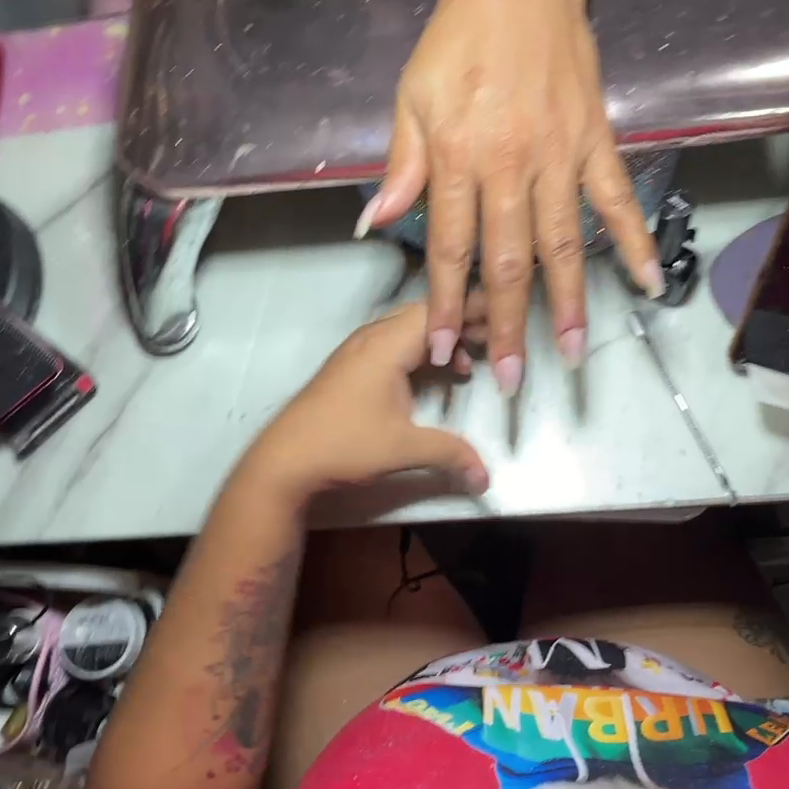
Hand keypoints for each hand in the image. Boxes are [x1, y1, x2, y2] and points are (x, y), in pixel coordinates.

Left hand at [241, 304, 489, 499]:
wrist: (283, 461)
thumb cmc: (343, 444)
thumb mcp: (403, 449)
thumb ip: (450, 454)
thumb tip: (487, 476)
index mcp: (386, 344)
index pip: (438, 312)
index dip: (474, 312)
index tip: (505, 320)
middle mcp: (371, 337)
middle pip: (425, 316)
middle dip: (462, 325)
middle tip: (496, 340)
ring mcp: (358, 351)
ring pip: (408, 331)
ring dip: (440, 341)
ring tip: (470, 362)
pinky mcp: (351, 367)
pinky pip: (395, 345)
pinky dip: (421, 353)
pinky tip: (435, 375)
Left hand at [361, 0, 661, 393]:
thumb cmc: (457, 39)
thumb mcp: (411, 96)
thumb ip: (399, 166)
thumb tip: (374, 225)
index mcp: (457, 158)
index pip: (451, 249)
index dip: (447, 305)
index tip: (446, 351)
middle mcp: (510, 165)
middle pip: (507, 262)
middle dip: (507, 325)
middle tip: (513, 379)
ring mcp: (560, 156)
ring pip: (562, 243)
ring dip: (567, 302)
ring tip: (571, 352)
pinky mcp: (596, 141)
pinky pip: (616, 200)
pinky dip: (633, 240)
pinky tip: (648, 281)